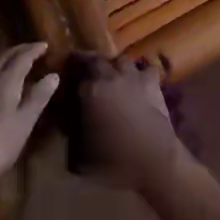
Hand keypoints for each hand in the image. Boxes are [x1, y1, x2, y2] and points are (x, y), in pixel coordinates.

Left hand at [0, 43, 56, 201]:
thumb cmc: (0, 143)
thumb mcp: (25, 121)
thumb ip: (39, 96)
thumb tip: (54, 75)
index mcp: (6, 80)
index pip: (22, 57)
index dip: (34, 50)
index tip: (46, 45)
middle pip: (5, 56)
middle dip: (20, 49)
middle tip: (34, 48)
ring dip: (6, 56)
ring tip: (16, 58)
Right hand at [74, 54, 187, 192]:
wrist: (154, 159)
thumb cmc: (114, 159)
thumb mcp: (81, 152)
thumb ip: (72, 130)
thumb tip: (68, 119)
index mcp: (91, 90)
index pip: (74, 74)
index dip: (69, 75)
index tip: (65, 76)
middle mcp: (111, 77)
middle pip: (96, 60)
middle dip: (88, 63)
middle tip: (83, 69)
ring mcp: (134, 77)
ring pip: (121, 60)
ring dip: (114, 66)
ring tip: (111, 74)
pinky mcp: (153, 84)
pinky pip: (147, 69)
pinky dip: (142, 72)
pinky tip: (139, 79)